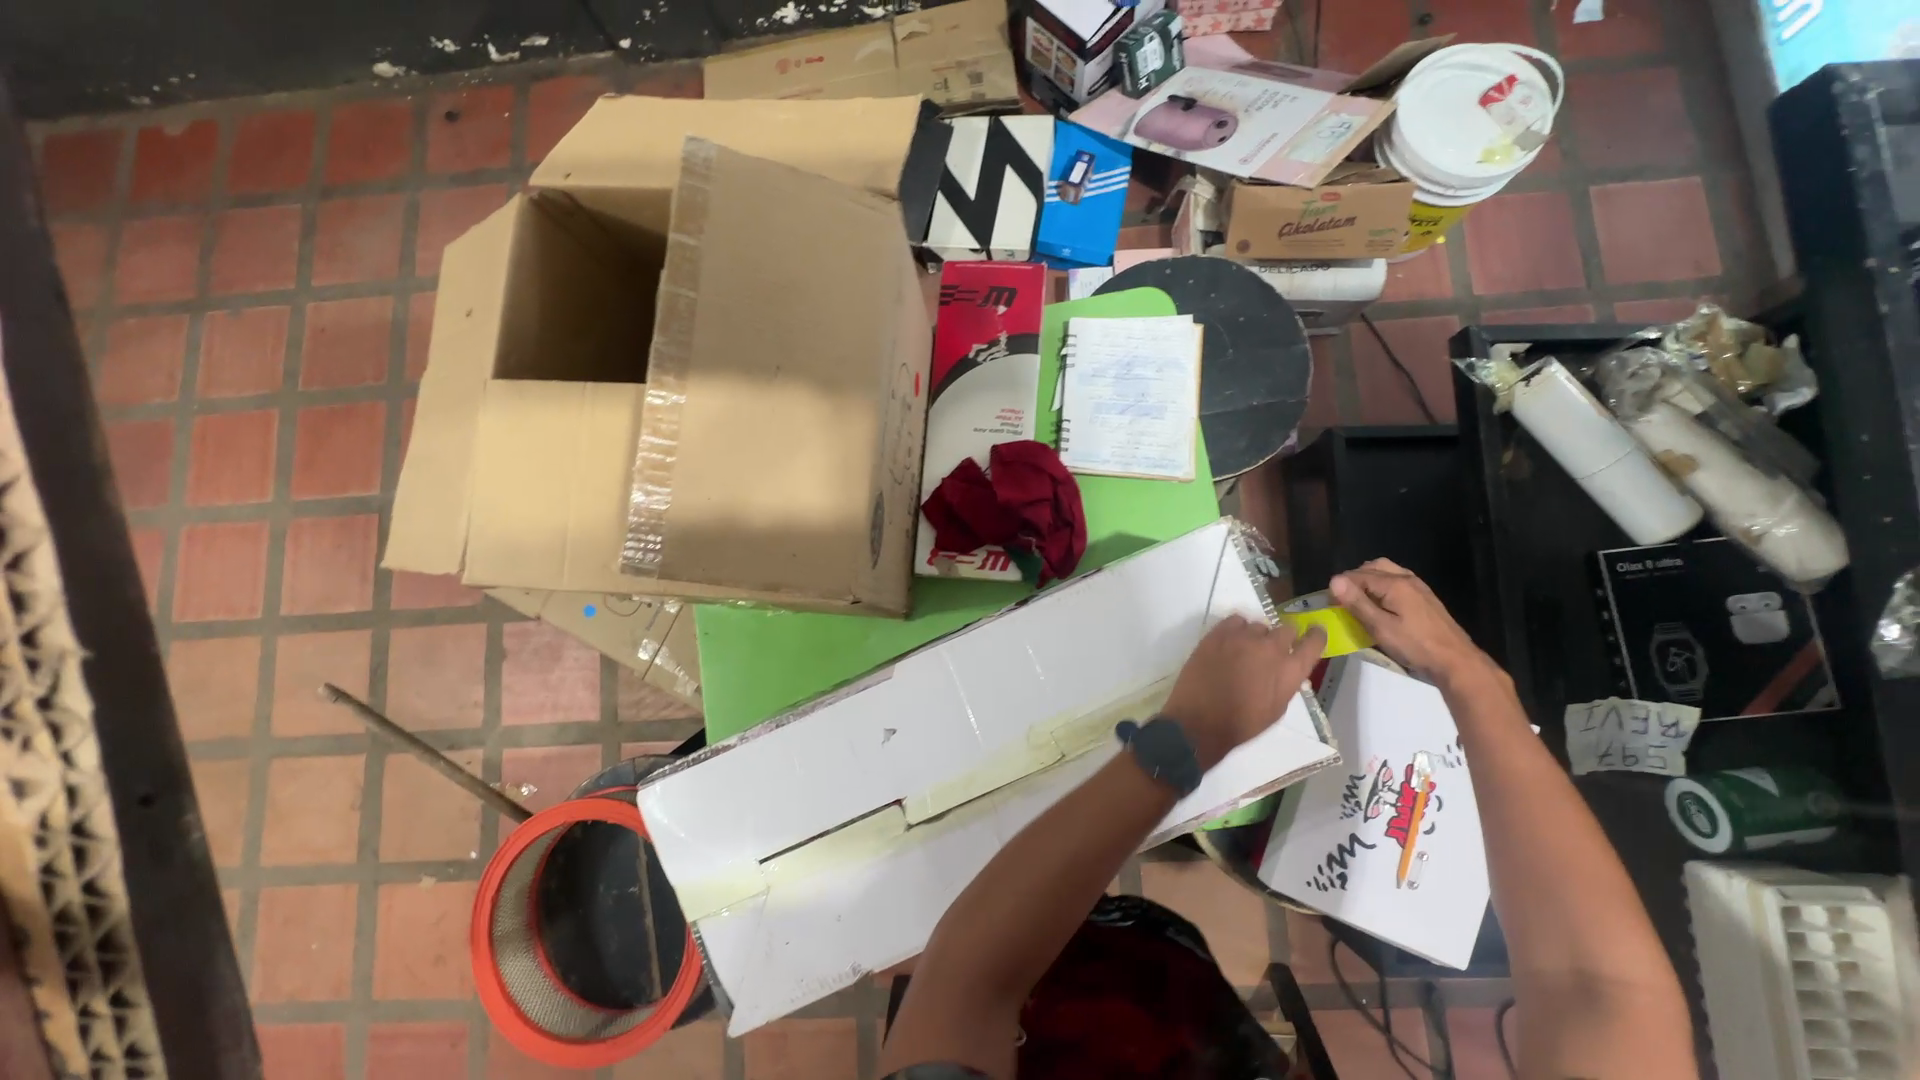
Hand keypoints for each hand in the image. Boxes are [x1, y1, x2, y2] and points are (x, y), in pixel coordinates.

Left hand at [1163, 615, 1325, 767]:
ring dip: (1256, 636)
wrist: (1200, 722)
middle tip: (1270, 650)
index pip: (1314, 641)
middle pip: (1287, 628)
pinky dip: (1236, 629)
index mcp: (1290, 670)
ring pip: (1259, 625)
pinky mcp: (1219, 633)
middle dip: (1283, 638)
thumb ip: (1286, 682)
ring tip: (1244, 651)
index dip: (1315, 636)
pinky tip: (1229, 642)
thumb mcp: (1277, 708)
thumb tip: (1286, 669)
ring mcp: (1243, 637)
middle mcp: (1271, 648)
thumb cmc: (1242, 723)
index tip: (1312, 633)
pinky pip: (1235, 620)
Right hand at [1329, 559, 1495, 687]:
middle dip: (1354, 580)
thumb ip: (1357, 603)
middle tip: (1345, 602)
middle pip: (1372, 567)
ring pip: (1386, 571)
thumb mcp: (1380, 628)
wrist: (1455, 660)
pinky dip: (1383, 586)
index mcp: (1394, 584)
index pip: (1357, 575)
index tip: (1332, 606)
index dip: (1340, 588)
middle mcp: (1406, 578)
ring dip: (1369, 581)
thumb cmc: (1415, 645)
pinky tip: (1381, 605)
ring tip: (1361, 602)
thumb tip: (1333, 580)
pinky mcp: (1424, 596)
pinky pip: (1397, 581)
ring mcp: (1418, 586)